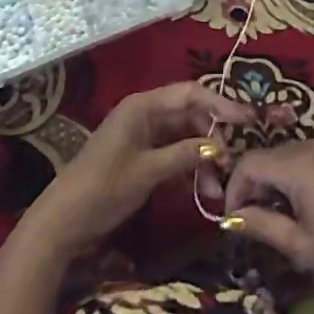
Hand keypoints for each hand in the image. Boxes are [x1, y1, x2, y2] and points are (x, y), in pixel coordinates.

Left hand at [23, 82, 254, 254]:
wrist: (65, 220)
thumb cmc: (104, 187)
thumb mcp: (148, 171)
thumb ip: (185, 155)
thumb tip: (220, 147)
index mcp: (142, 106)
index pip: (190, 93)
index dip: (221, 104)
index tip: (248, 120)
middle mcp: (145, 115)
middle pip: (190, 117)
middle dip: (213, 140)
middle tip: (231, 166)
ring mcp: (143, 136)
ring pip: (185, 139)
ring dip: (202, 162)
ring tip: (216, 191)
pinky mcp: (142, 158)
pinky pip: (174, 156)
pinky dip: (188, 172)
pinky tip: (201, 193)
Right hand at [222, 139, 313, 301]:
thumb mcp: (300, 244)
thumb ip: (260, 224)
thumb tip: (229, 219)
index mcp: (298, 165)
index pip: (248, 164)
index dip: (234, 189)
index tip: (231, 217)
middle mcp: (310, 145)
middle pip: (264, 156)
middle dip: (251, 185)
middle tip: (248, 218)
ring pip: (281, 155)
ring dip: (270, 180)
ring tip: (270, 213)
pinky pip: (301, 156)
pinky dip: (289, 175)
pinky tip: (294, 202)